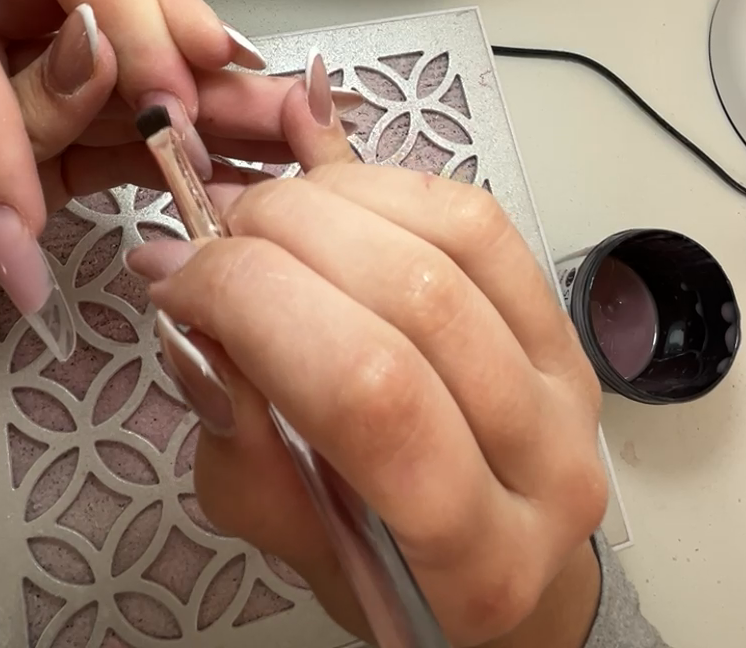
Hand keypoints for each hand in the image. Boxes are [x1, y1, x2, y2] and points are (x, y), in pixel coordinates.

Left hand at [0, 0, 299, 466]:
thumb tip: (103, 45)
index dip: (146, 27)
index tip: (221, 59)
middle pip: (115, 53)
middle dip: (201, 85)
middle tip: (284, 109)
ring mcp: (6, 111)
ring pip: (122, 109)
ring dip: (198, 131)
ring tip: (281, 146)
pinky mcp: (23, 172)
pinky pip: (108, 163)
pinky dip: (166, 173)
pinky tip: (226, 177)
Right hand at [127, 58, 607, 645]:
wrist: (490, 544)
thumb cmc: (387, 561)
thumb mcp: (289, 533)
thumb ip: (237, 436)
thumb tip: (195, 310)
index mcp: (475, 559)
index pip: (367, 391)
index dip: (255, 303)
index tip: (177, 274)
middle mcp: (545, 459)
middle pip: (414, 297)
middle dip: (286, 236)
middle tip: (218, 234)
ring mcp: (568, 374)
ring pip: (454, 237)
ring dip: (338, 198)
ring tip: (273, 211)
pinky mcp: (562, 314)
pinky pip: (479, 218)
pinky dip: (390, 186)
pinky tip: (336, 196)